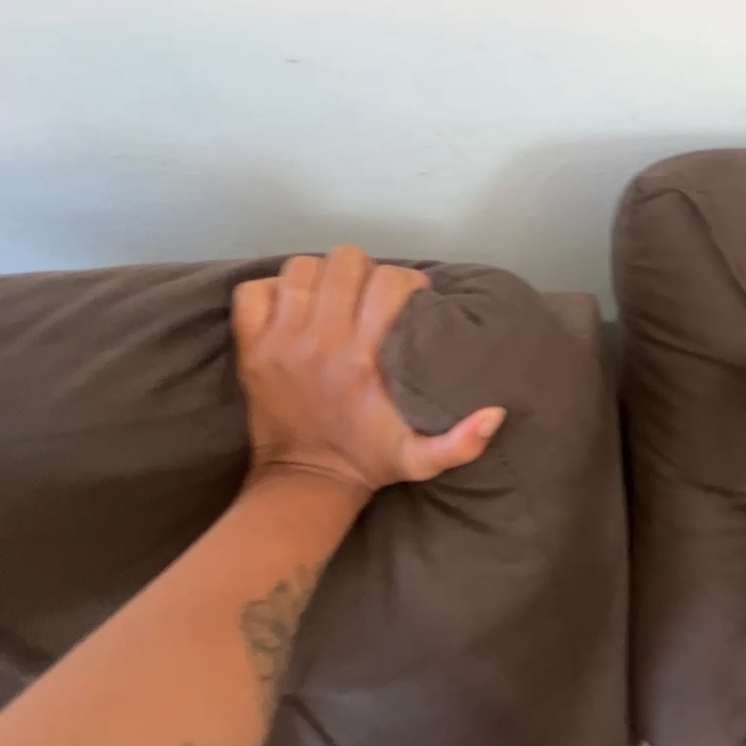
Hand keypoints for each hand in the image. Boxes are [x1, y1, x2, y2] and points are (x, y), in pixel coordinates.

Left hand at [231, 247, 505, 499]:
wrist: (305, 481)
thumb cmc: (371, 462)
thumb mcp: (425, 459)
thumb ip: (463, 442)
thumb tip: (496, 413)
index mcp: (363, 358)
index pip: (387, 283)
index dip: (408, 281)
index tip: (417, 298)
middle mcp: (319, 341)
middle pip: (343, 264)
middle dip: (366, 270)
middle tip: (376, 292)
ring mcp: (278, 341)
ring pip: (300, 269)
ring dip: (324, 275)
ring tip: (340, 294)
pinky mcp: (250, 347)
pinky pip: (255, 291)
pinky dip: (276, 289)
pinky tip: (298, 305)